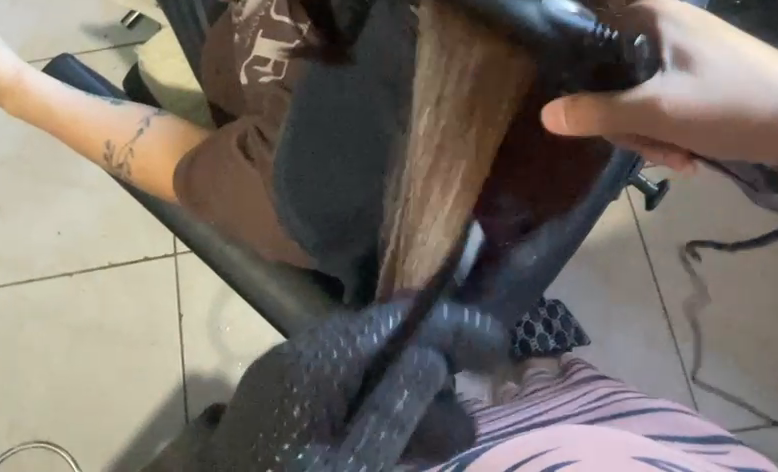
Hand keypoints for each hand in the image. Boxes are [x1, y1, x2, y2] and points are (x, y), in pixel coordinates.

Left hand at [191, 300, 505, 471]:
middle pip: (381, 347)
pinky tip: (405, 446)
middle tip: (477, 407)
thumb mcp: (353, 467)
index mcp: (315, 360)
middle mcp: (299, 358)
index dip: (449, 326)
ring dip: (409, 402)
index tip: (497, 346)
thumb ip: (395, 409)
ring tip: (450, 440)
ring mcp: (285, 386)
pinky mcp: (280, 415)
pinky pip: (341, 401)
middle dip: (434, 373)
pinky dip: (377, 418)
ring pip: (363, 377)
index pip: (394, 320)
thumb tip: (433, 353)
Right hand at [540, 0, 777, 167]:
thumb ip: (600, 113)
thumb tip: (544, 115)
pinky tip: (693, 150)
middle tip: (665, 151)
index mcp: (648, 13)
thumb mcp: (661, 113)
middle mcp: (663, 19)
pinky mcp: (706, 66)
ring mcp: (686, 42)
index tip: (627, 133)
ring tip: (685, 156)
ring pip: (642, 93)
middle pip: (616, 78)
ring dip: (656, 131)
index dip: (598, 99)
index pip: (593, 53)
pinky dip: (675, 126)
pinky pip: (667, 95)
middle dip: (635, 124)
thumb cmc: (734, 106)